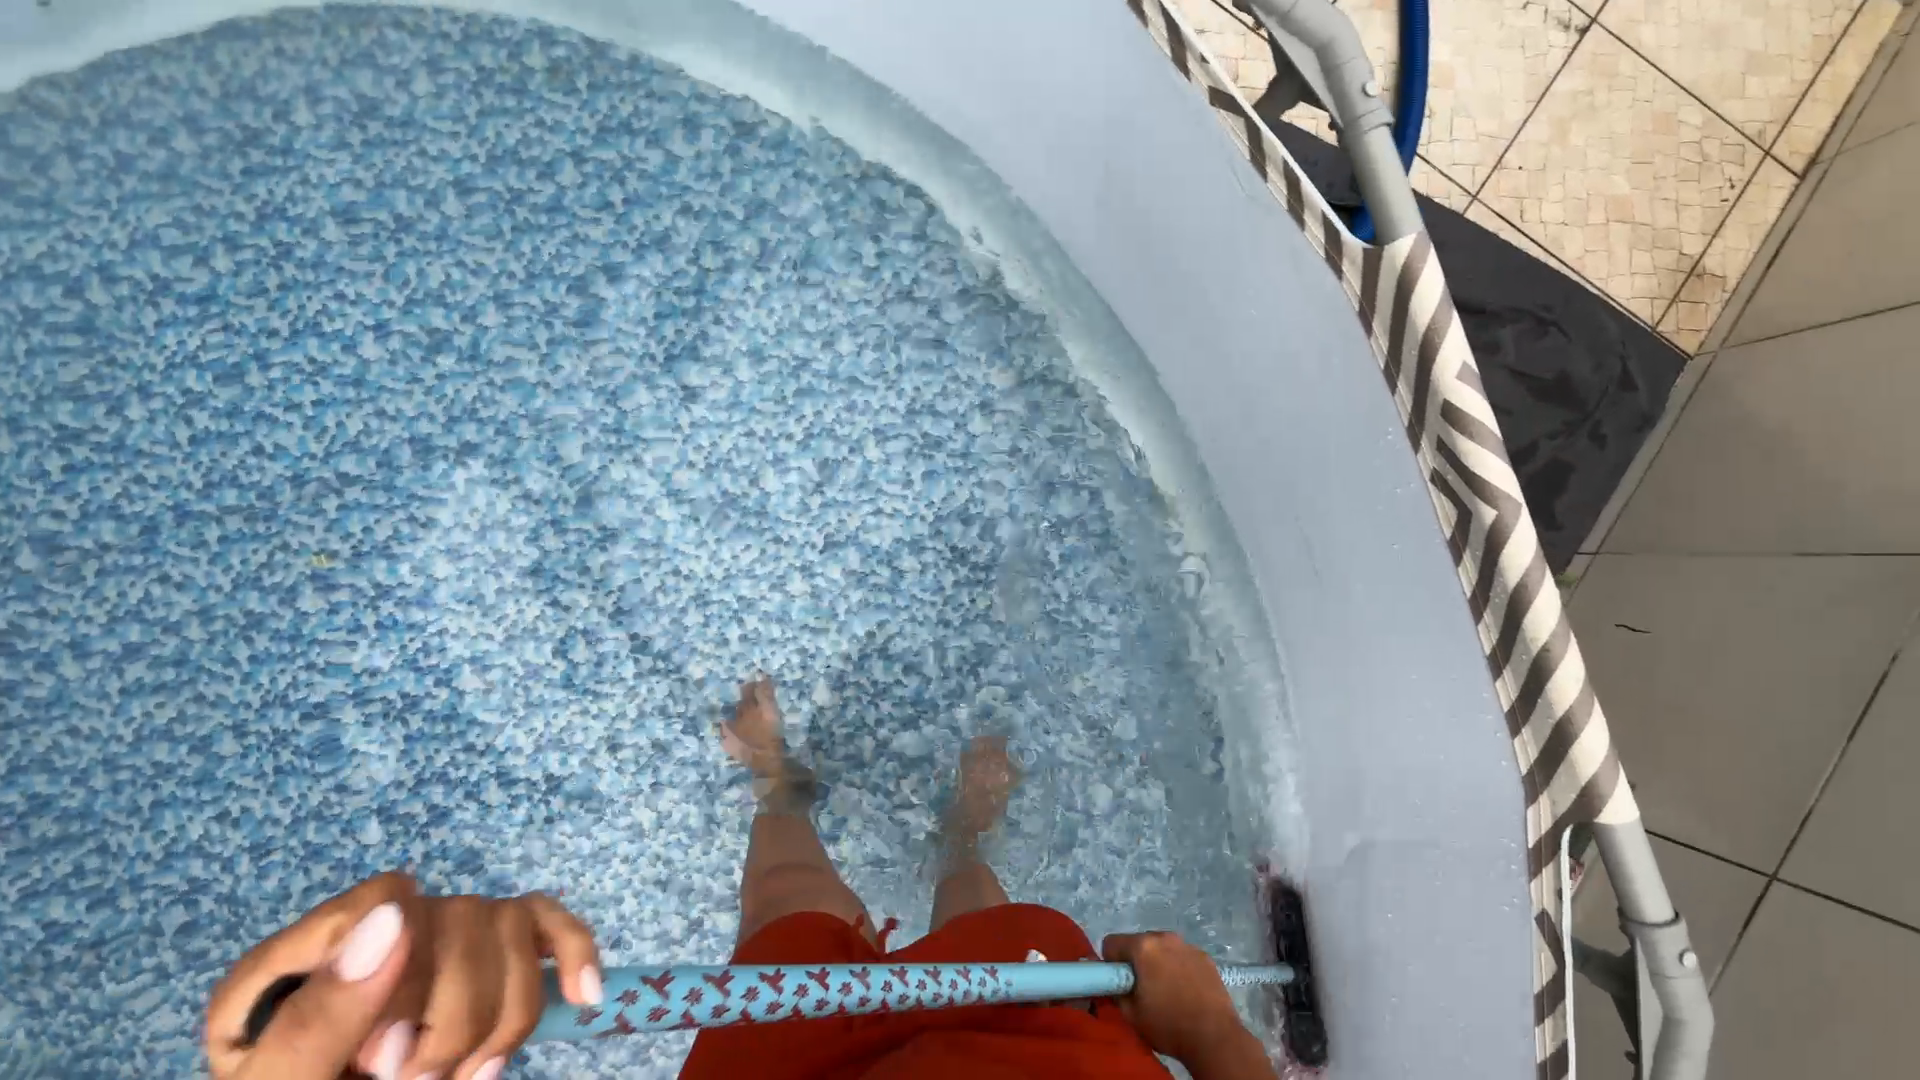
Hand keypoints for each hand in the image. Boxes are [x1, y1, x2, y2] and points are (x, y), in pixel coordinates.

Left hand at [205, 872, 601, 1079]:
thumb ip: (321, 1017)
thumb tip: (394, 915)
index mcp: (307, 951)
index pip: (382, 898)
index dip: (402, 972)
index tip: (385, 1062)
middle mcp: (383, 925)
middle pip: (460, 921)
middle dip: (455, 1022)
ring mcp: (446, 936)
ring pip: (514, 930)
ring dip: (502, 1019)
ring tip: (462, 1078)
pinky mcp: (496, 955)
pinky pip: (548, 925)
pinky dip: (572, 954)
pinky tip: (580, 995)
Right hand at [1100, 931, 1251, 1063]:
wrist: (1215, 1038)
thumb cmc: (1168, 1025)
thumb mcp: (1131, 1014)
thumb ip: (1114, 991)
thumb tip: (1109, 982)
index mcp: (1143, 946)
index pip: (1111, 943)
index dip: (1110, 963)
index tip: (1119, 983)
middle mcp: (1164, 937)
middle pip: (1138, 943)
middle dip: (1136, 961)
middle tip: (1143, 990)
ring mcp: (1187, 945)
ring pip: (1161, 948)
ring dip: (1158, 963)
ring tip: (1167, 991)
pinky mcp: (1205, 957)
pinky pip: (1181, 956)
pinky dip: (1178, 967)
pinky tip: (1186, 991)